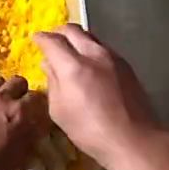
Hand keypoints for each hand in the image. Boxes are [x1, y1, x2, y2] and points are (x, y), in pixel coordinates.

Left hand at [0, 76, 48, 169]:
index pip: (38, 98)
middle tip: (16, 107)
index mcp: (21, 113)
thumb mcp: (19, 157)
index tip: (35, 115)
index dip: (37, 106)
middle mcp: (3, 99)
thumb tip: (36, 127)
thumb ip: (30, 137)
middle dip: (20, 92)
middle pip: (18, 82)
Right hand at [32, 25, 168, 169]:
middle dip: (58, 32)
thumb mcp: (60, 111)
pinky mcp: (126, 65)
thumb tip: (48, 64)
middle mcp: (94, 54)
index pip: (53, 41)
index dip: (41, 38)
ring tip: (68, 50)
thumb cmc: (89, 131)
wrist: (133, 139)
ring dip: (76, 38)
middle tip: (50, 40)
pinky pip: (103, 48)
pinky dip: (90, 48)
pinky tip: (88, 63)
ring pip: (90, 37)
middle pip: (73, 30)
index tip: (35, 38)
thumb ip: (52, 83)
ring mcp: (113, 58)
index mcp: (73, 67)